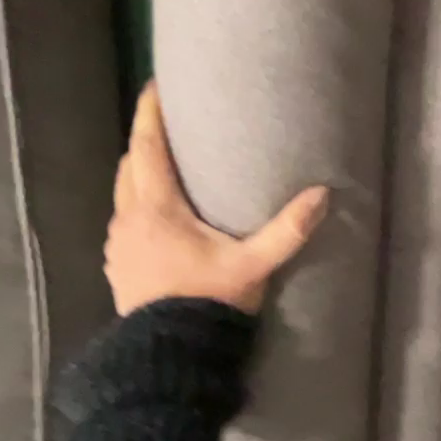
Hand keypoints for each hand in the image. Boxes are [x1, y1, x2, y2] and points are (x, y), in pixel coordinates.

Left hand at [104, 83, 329, 315]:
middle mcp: (129, 220)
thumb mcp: (255, 264)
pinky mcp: (117, 266)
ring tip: (165, 171)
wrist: (169, 354)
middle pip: (130, 166)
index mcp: (157, 209)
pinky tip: (157, 220)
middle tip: (167, 126)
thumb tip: (322, 194)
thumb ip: (288, 229)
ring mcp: (117, 245)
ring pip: (123, 195)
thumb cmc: (209, 300)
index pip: (146, 148)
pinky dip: (137, 208)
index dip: (149, 114)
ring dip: (140, 176)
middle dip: (145, 141)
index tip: (154, 86)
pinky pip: (123, 222)